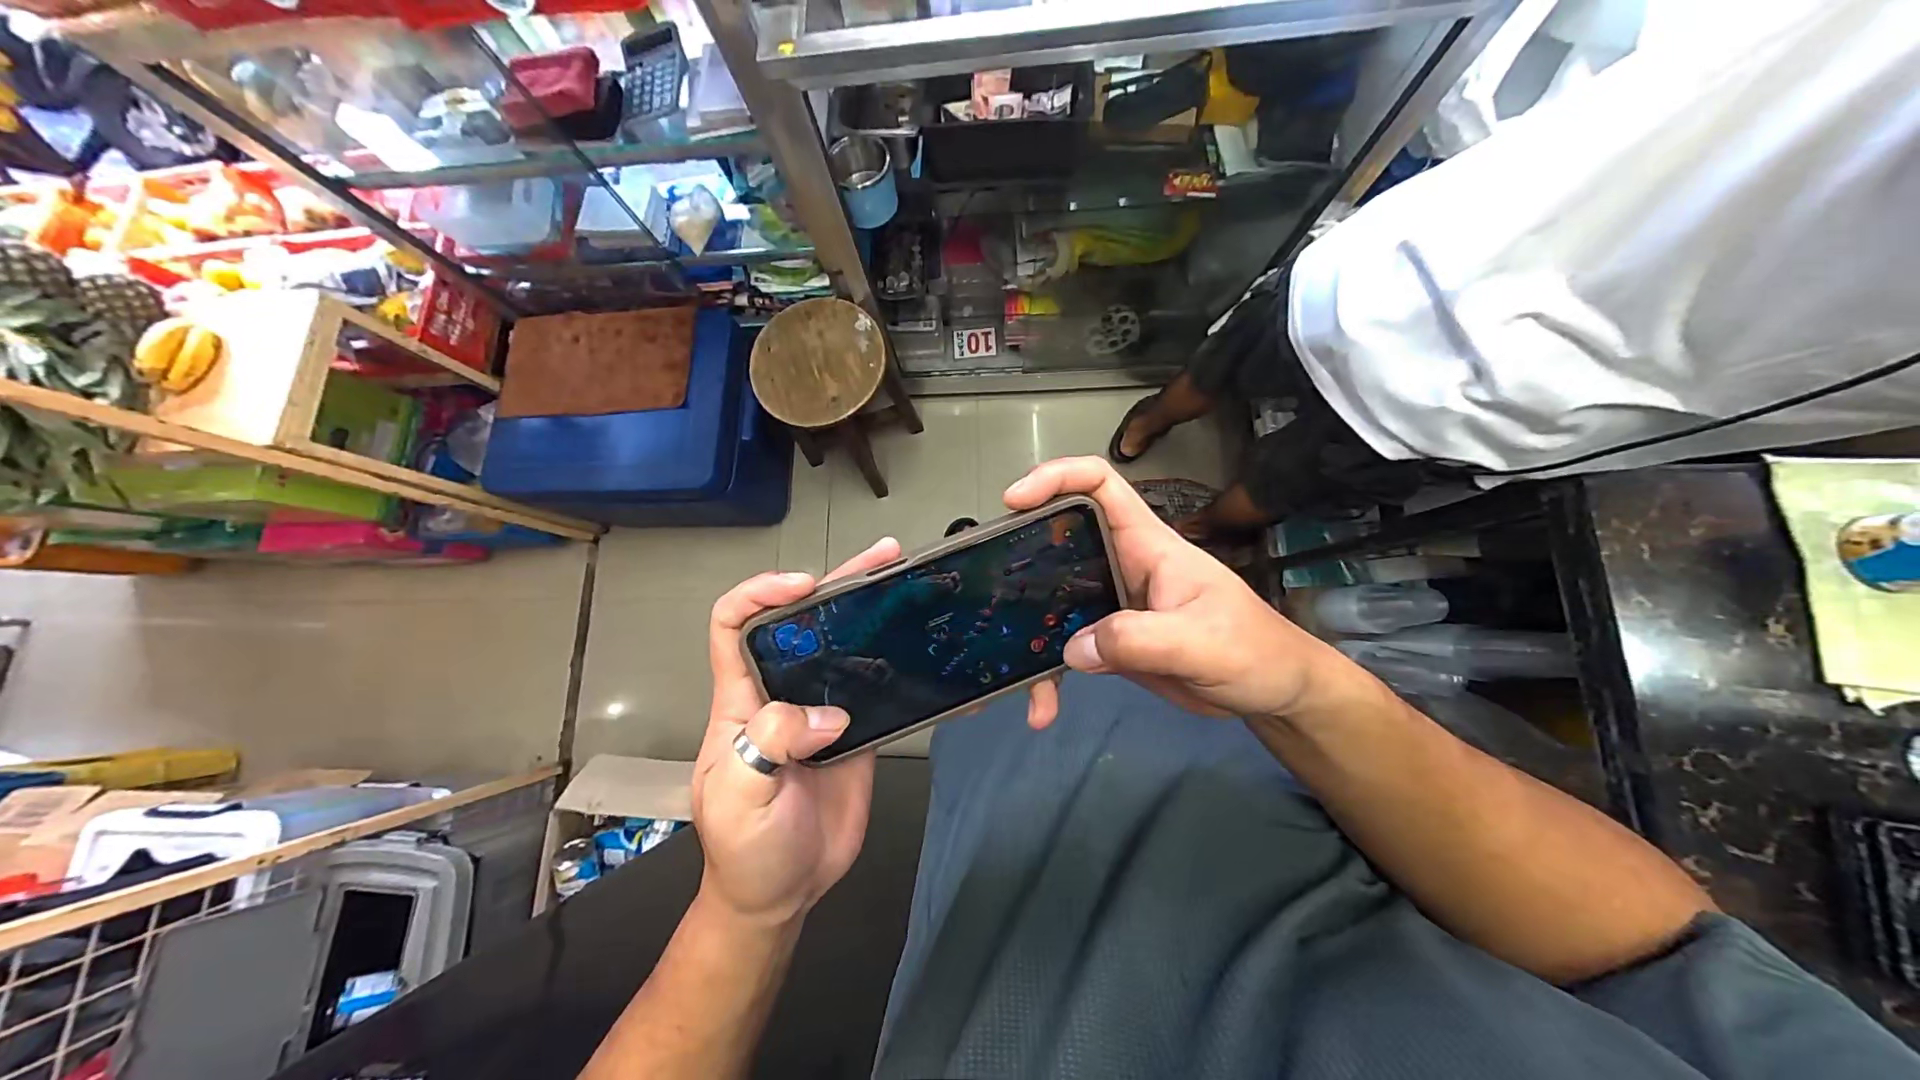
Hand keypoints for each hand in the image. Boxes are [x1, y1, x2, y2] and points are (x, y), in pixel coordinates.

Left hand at [693, 537, 901, 925]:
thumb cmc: (744, 849)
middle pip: (803, 622)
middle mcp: (782, 691)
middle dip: (837, 583)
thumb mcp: (739, 798)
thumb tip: (828, 715)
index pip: (733, 625)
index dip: (759, 593)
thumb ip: (769, 746)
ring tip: (905, 580)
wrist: (783, 890)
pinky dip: (900, 664)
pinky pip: (877, 687)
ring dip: (872, 613)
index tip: (801, 585)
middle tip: (881, 558)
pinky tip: (923, 645)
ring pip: (845, 647)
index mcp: (742, 700)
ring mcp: (821, 709)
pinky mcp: (855, 730)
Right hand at [1004, 457, 1361, 724]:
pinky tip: (1042, 706)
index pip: (1099, 484)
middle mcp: (1121, 565)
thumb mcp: (1203, 642)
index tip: (1015, 499)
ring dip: (1026, 630)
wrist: (1270, 693)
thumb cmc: (1254, 650)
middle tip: (986, 580)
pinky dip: (1049, 677)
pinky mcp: (1109, 640)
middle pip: (1059, 539)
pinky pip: (1064, 649)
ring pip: (1053, 600)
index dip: (1056, 477)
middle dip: (1019, 555)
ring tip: (1003, 661)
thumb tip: (1072, 649)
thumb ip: (1140, 640)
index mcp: (1146, 545)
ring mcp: (1111, 603)